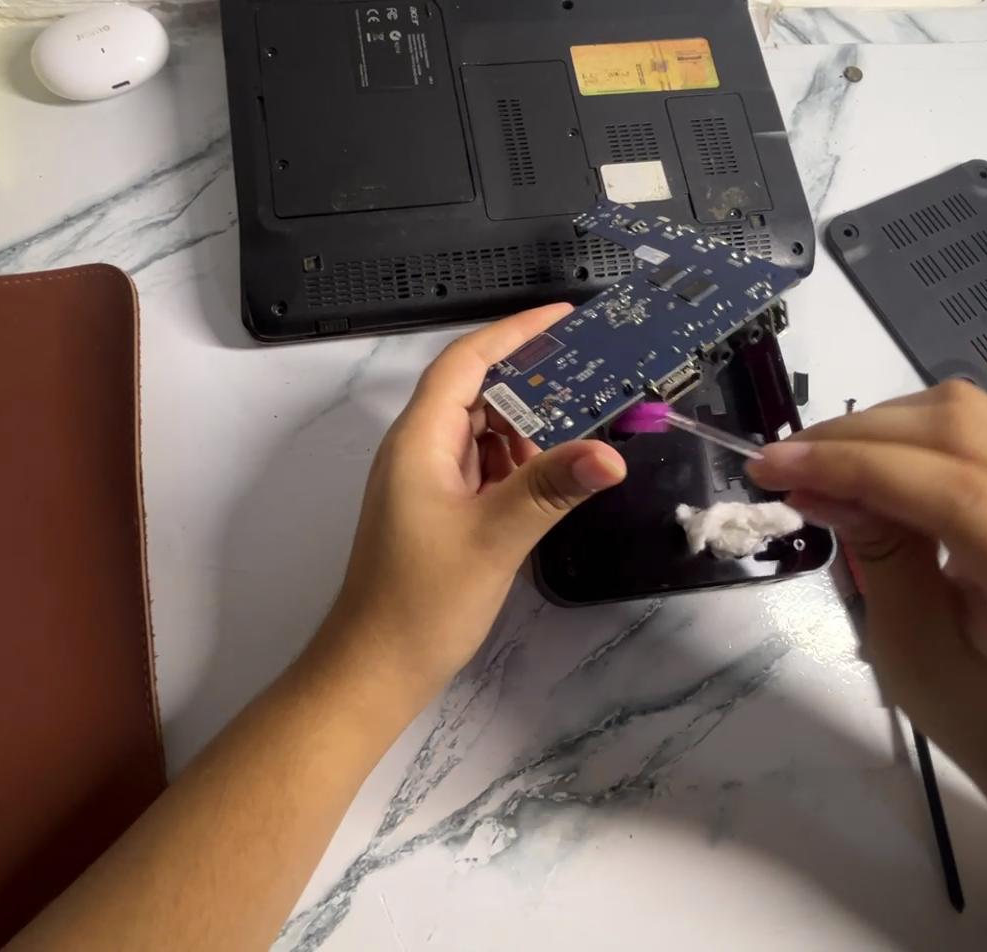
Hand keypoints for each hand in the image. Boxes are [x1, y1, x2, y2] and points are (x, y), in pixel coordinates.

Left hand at [313, 305, 626, 699]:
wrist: (375, 667)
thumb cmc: (422, 601)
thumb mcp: (494, 539)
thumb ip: (550, 489)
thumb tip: (611, 454)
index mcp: (420, 440)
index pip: (465, 363)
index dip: (512, 333)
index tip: (562, 318)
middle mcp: (420, 449)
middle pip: (476, 391)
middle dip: (531, 379)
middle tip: (592, 374)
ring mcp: (428, 479)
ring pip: (482, 430)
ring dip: (528, 424)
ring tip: (585, 420)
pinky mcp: (439, 507)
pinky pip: (482, 465)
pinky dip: (517, 461)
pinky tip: (553, 471)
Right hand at [746, 381, 986, 792]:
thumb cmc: (974, 712)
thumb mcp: (907, 648)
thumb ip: (875, 552)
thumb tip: (817, 480)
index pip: (962, 496)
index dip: (858, 465)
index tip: (773, 465)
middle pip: (974, 436)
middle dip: (861, 434)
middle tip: (784, 458)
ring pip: (980, 415)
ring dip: (883, 422)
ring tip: (820, 455)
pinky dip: (914, 426)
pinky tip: (871, 452)